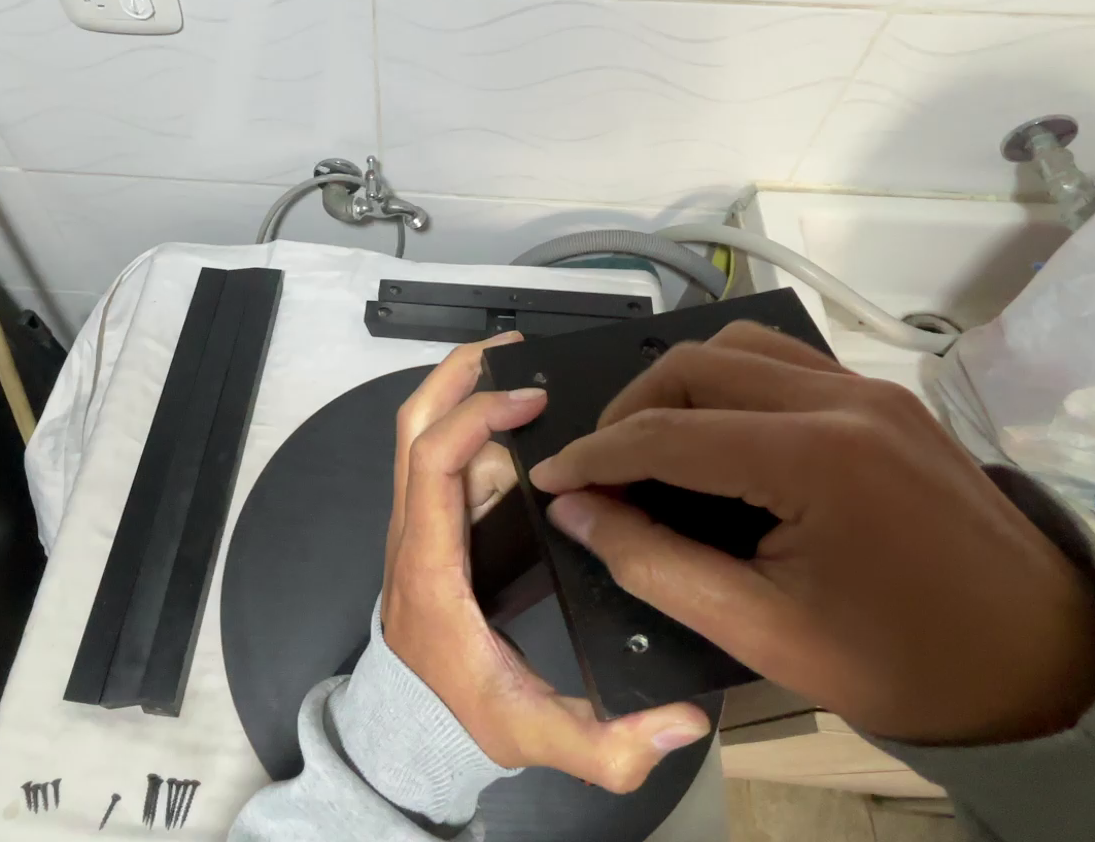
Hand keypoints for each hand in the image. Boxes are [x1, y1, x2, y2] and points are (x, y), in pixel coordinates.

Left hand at [381, 332, 711, 791]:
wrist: (414, 717)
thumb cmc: (467, 717)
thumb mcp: (533, 738)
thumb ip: (605, 746)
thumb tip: (682, 719)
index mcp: (429, 566)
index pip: (432, 465)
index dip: (476, 419)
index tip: (534, 401)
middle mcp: (413, 530)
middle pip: (411, 427)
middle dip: (455, 376)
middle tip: (511, 347)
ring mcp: (420, 520)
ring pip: (421, 433)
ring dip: (465, 393)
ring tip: (525, 372)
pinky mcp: (436, 520)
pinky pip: (446, 456)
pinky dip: (477, 426)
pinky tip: (525, 425)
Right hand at [528, 321, 1094, 744]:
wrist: (1054, 669)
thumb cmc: (907, 666)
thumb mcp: (764, 633)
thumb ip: (654, 564)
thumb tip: (576, 513)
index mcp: (814, 459)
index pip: (665, 433)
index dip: (593, 455)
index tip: (548, 479)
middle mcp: (841, 399)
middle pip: (692, 367)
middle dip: (628, 412)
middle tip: (603, 471)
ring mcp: (869, 389)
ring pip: (735, 347)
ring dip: (676, 386)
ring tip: (653, 444)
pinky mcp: (883, 396)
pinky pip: (780, 360)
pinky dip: (726, 382)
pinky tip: (719, 431)